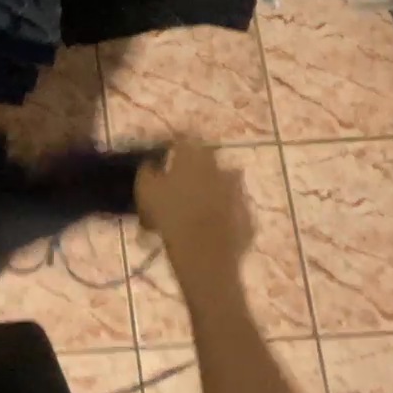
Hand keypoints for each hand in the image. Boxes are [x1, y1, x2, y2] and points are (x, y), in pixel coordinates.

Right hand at [134, 139, 252, 257]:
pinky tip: (215, 218)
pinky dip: (227, 208)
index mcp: (192, 158)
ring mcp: (236, 192)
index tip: (168, 148)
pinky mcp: (246, 215)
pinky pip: (235, 205)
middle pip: (209, 156)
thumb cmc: (169, 216)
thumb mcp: (145, 190)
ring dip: (216, 182)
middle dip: (198, 160)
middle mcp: (217, 168)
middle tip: (185, 171)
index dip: (176, 142)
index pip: (184, 139)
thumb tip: (152, 162)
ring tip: (203, 195)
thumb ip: (148, 171)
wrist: (204, 253)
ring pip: (227, 179)